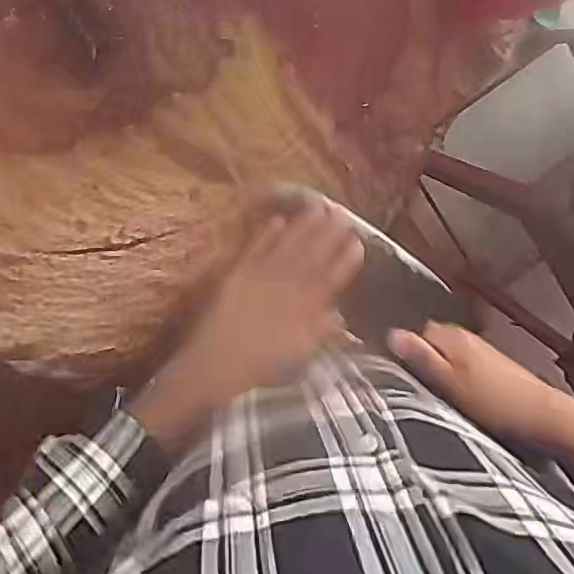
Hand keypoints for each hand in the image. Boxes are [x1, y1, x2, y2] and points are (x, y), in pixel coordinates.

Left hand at [131, 200, 364, 447]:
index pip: (330, 278)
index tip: (358, 241)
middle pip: (311, 255)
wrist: (215, 363)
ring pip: (287, 245)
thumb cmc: (259, 367)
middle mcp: (285, 286)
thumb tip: (340, 316)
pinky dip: (268, 233)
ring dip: (303, 226)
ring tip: (318, 207)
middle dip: (329, 233)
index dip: (345, 259)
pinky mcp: (238, 272)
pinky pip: (257, 247)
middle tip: (343, 213)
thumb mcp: (299, 356)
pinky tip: (278, 219)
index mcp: (303, 308)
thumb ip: (321, 332)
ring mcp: (260, 276)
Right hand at [388, 321, 573, 451]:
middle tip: (423, 390)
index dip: (406, 353)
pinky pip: (467, 367)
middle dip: (425, 361)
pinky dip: (462, 380)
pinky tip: (466, 400)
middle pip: (433, 343)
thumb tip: (391, 334)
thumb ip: (420, 358)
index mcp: (451, 336)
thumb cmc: (495, 404)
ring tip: (444, 398)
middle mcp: (467, 337)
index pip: (415, 333)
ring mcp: (484, 352)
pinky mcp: (497, 369)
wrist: (549, 421)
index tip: (402, 377)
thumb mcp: (449, 384)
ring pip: (450, 356)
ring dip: (444, 372)